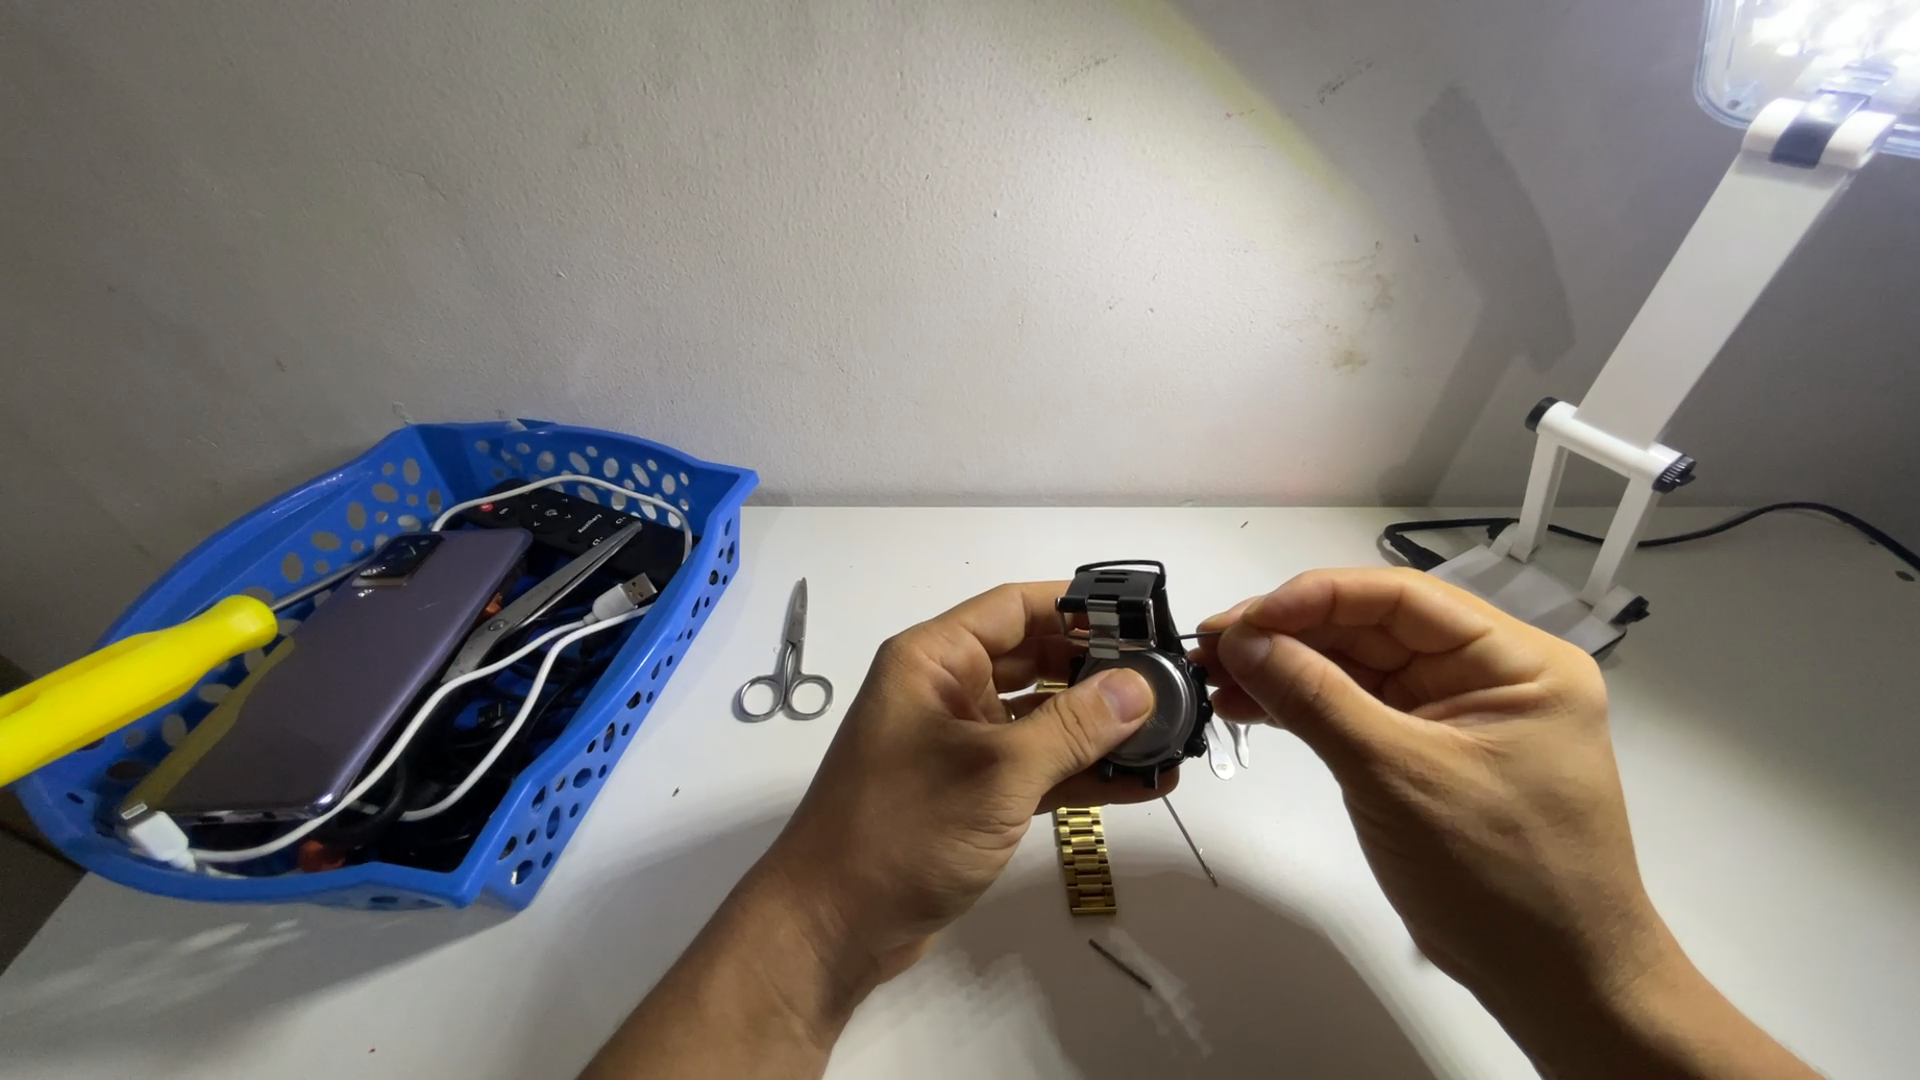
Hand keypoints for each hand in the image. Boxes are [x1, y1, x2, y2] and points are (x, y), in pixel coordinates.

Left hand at [755, 582, 1164, 988]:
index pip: (1012, 608)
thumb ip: (1071, 727)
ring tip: (1167, 730)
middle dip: (1096, 669)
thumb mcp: (996, 771)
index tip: (1138, 615)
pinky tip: (1140, 781)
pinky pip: (1035, 765)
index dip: (1075, 605)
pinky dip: (1080, 771)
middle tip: (1167, 678)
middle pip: (1032, 659)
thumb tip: (1139, 686)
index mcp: (934, 660)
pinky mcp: (972, 791)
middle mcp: (945, 690)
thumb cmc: (904, 829)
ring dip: (1096, 725)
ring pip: (1039, 715)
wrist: (833, 927)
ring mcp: (960, 743)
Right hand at [1191, 568, 1666, 1021]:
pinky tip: (1242, 705)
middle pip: (1366, 626)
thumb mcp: (1397, 775)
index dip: (1314, 597)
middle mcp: (1480, 671)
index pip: (1399, 597)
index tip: (1245, 620)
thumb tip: (1241, 640)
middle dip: (1284, 633)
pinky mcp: (1413, 745)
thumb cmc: (1497, 874)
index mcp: (1513, 661)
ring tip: (1213, 675)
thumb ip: (1315, 698)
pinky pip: (1344, 704)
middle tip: (1211, 646)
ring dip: (1279, 667)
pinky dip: (1293, 703)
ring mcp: (1445, 708)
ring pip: (1347, 664)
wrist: (1549, 982)